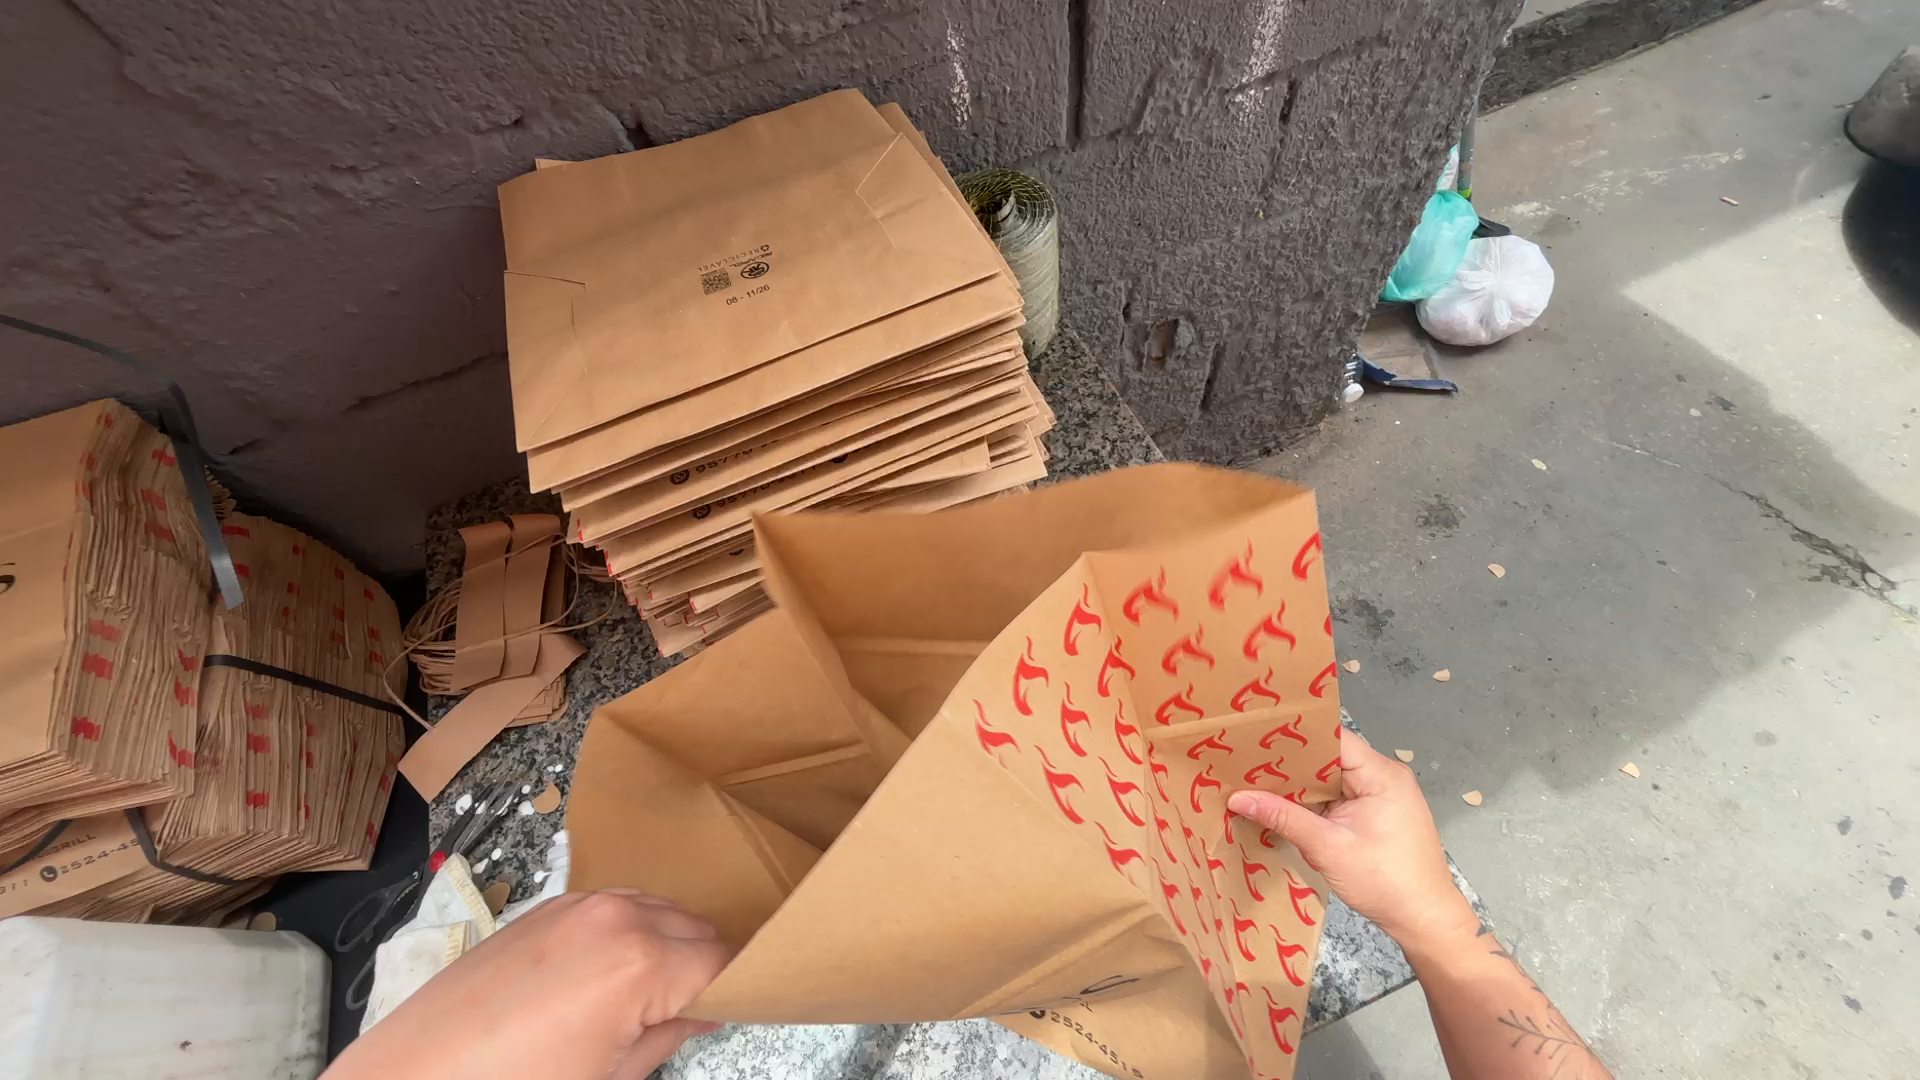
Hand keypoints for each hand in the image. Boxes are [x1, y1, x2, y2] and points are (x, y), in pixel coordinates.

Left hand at [325, 889, 733, 1079]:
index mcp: (641, 961)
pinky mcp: (552, 903)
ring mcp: (583, 902)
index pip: (724, 961)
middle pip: (699, 928)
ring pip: (662, 909)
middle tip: (685, 1016)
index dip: (736, 989)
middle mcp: (621, 914)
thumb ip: (669, 1036)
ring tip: (643, 996)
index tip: (733, 1012)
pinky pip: (619, 903)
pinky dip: (631, 929)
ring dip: (670, 944)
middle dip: (702, 968)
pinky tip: (605, 973)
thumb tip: (707, 1011)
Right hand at [1228, 729, 1477, 955]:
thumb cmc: (1386, 883)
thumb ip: (1282, 817)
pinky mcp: (1376, 812)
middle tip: (1247, 759)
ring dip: (1299, 783)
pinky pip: (1337, 794)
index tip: (1257, 736)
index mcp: (1381, 775)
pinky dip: (1313, 799)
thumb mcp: (1327, 848)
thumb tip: (1237, 798)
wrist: (1428, 924)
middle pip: (1328, 755)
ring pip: (1329, 776)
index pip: (1331, 738)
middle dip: (1289, 761)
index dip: (1294, 735)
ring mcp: (1381, 794)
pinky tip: (1283, 804)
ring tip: (1256, 779)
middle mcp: (1384, 776)